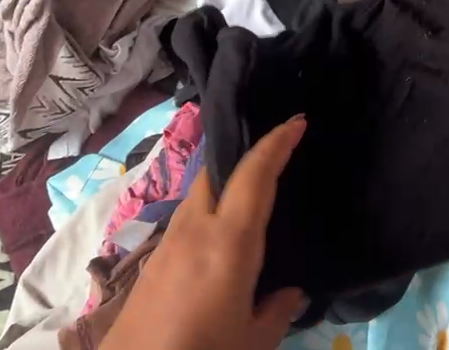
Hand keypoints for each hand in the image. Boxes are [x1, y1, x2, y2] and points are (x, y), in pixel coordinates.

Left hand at [99, 117, 308, 349]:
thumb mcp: (252, 345)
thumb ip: (276, 313)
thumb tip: (291, 291)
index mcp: (228, 242)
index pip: (255, 175)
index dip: (277, 143)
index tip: (297, 121)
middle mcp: (195, 229)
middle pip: (217, 171)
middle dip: (244, 156)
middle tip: (274, 157)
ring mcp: (167, 244)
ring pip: (199, 194)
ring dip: (224, 186)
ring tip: (250, 201)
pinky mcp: (150, 264)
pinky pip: (186, 221)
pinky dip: (207, 215)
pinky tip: (218, 244)